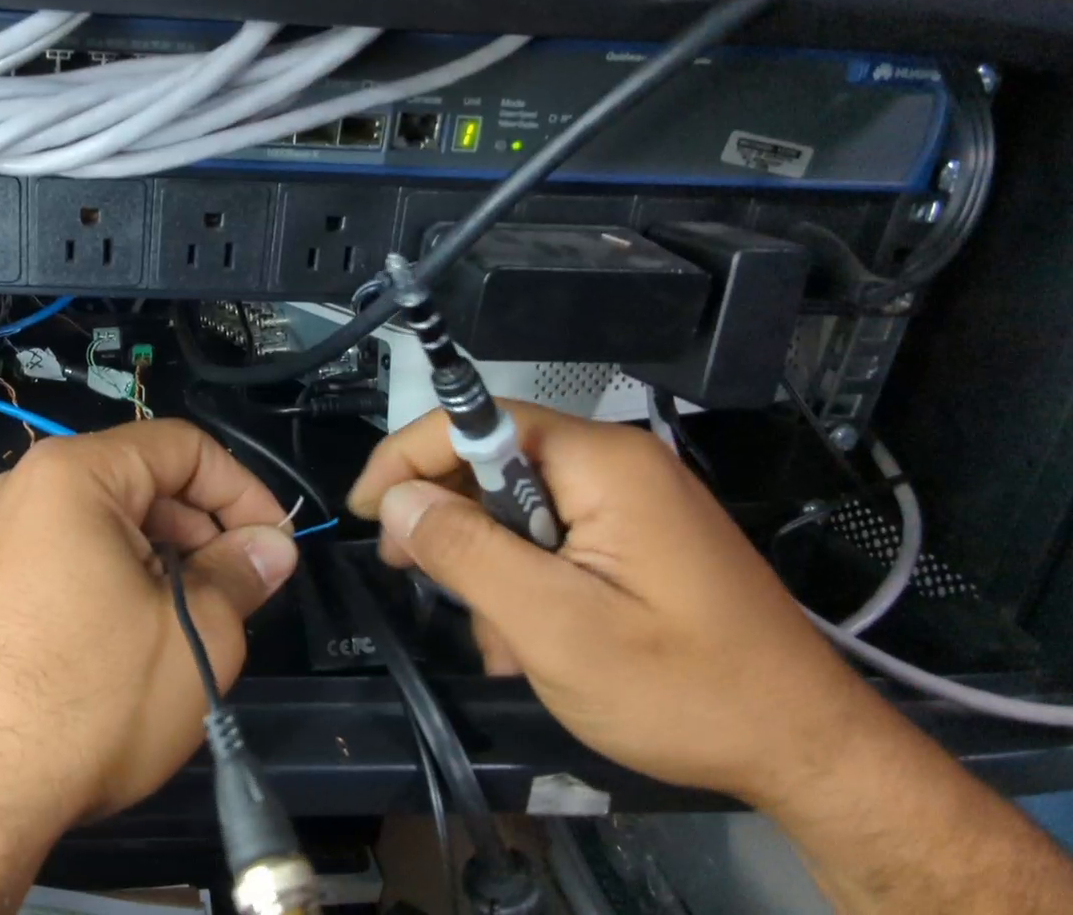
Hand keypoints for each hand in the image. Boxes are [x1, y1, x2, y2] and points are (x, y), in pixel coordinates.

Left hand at [0, 420, 297, 914]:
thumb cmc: (90, 699)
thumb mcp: (193, 634)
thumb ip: (241, 573)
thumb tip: (271, 545)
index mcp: (73, 474)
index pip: (182, 446)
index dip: (243, 489)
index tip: (276, 545)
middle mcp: (26, 489)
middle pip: (142, 482)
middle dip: (204, 530)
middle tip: (243, 591)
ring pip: (108, 524)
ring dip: (166, 560)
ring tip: (193, 622)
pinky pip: (71, 556)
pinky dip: (119, 579)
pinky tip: (137, 637)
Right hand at [346, 402, 899, 810]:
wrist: (811, 755)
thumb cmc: (685, 690)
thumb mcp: (553, 625)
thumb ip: (465, 551)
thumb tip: (395, 500)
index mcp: (602, 463)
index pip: (474, 422)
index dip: (406, 459)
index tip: (365, 514)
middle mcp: (615, 465)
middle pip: (489, 464)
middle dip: (449, 525)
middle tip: (416, 578)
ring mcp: (629, 503)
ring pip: (511, 509)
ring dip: (486, 568)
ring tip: (500, 639)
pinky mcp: (634, 540)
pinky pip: (547, 538)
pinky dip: (522, 582)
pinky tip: (531, 639)